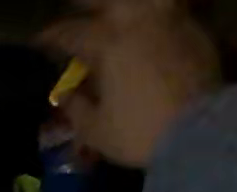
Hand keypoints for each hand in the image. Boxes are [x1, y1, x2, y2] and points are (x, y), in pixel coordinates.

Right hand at [40, 0, 222, 166]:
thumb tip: (65, 93)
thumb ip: (76, 108)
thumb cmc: (138, 134)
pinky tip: (146, 21)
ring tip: (112, 12)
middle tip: (74, 10)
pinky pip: (167, 8)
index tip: (39, 42)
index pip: (71, 33)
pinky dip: (151, 11)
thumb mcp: (96, 131)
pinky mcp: (193, 26)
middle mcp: (136, 19)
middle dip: (84, 5)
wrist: (197, 132)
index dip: (52, 37)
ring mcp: (167, 17)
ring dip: (120, 3)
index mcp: (107, 43)